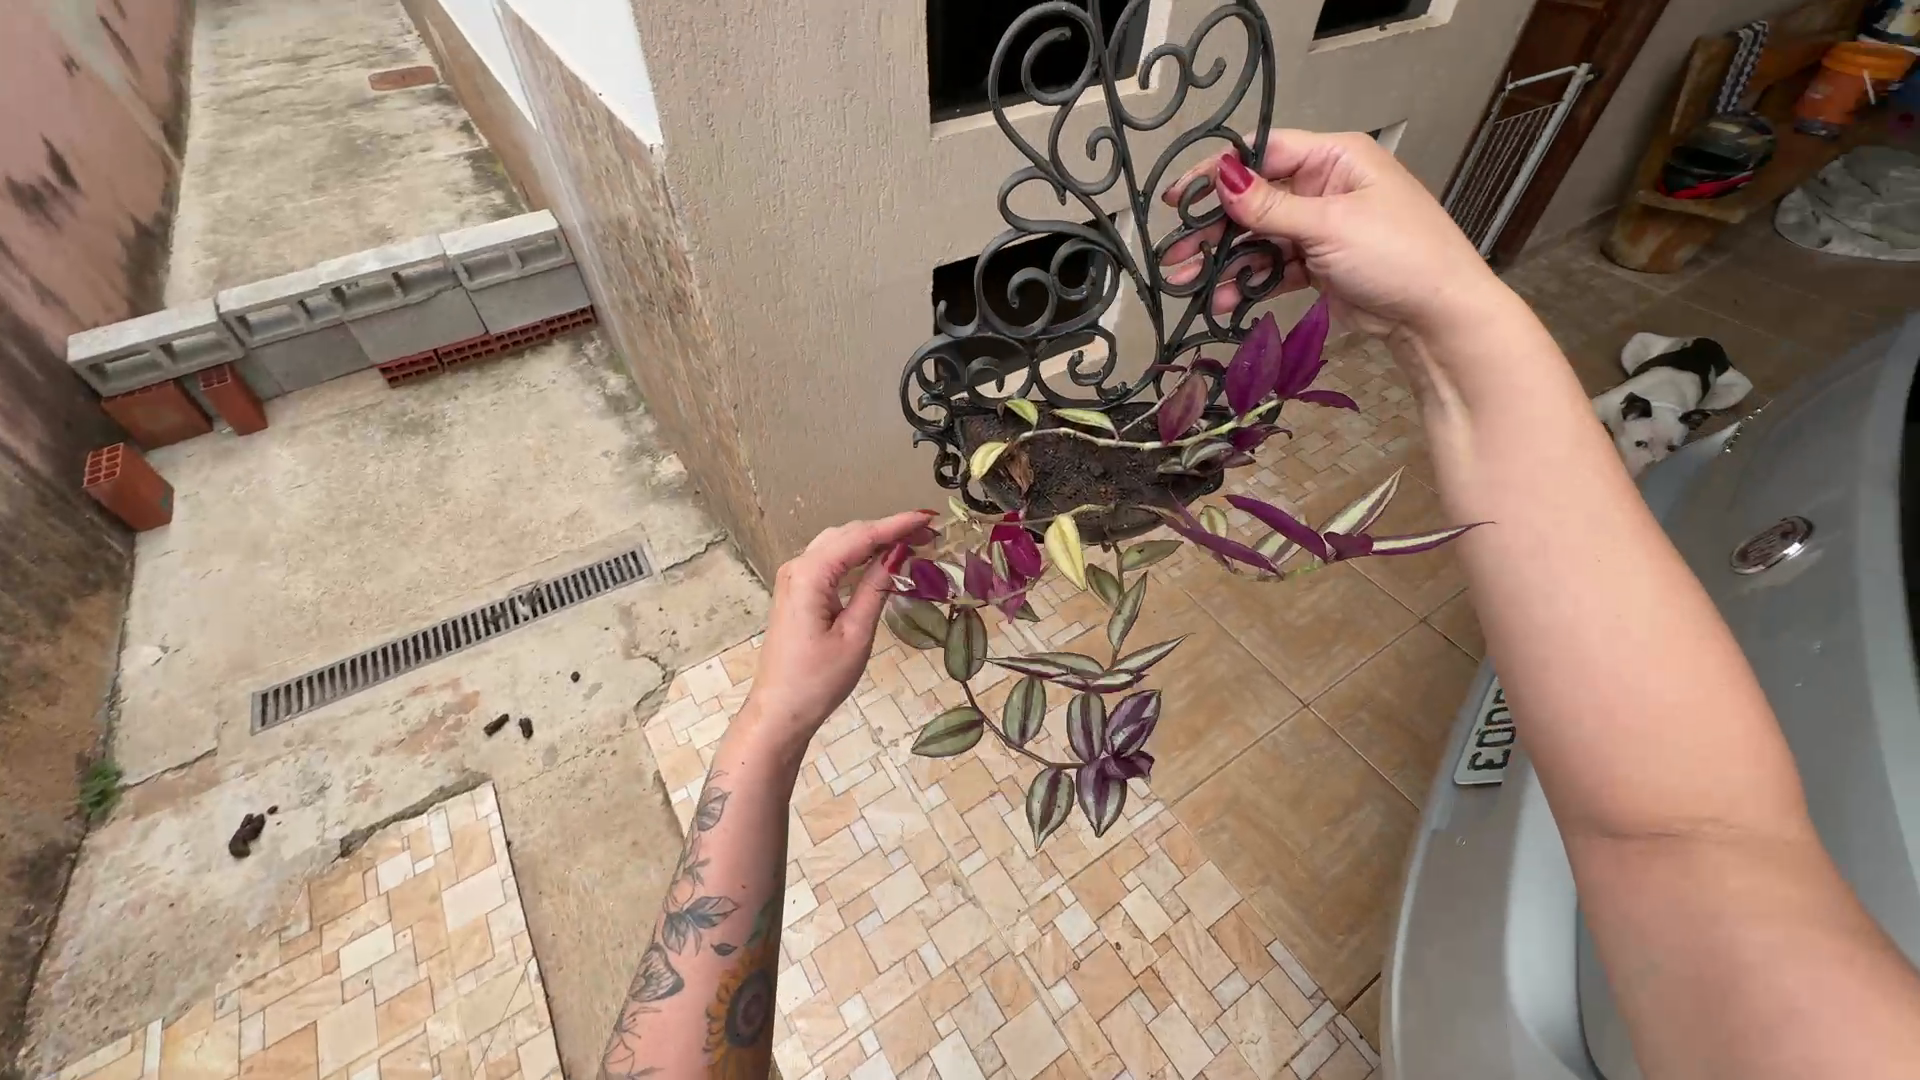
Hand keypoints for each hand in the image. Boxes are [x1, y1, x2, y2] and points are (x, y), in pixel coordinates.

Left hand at [741, 511, 936, 737]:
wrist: (780, 711)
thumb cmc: (818, 680)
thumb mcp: (856, 634)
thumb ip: (876, 587)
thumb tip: (899, 552)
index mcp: (810, 574)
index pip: (860, 537)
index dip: (897, 524)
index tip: (929, 517)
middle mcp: (797, 567)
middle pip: (849, 534)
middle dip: (888, 529)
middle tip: (928, 532)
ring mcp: (794, 578)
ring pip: (839, 544)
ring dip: (874, 540)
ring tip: (912, 541)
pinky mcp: (797, 591)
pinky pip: (831, 560)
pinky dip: (858, 555)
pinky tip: (881, 559)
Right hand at [1160, 129, 1507, 341]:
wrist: (1434, 315)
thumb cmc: (1397, 254)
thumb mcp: (1330, 225)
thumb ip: (1270, 206)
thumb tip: (1221, 176)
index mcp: (1334, 158)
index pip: (1263, 153)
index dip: (1216, 174)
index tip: (1178, 199)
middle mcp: (1321, 188)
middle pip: (1251, 202)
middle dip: (1210, 230)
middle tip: (1173, 257)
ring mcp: (1316, 229)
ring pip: (1255, 240)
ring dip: (1220, 263)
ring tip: (1185, 285)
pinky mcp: (1314, 266)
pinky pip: (1269, 270)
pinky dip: (1244, 285)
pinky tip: (1220, 302)